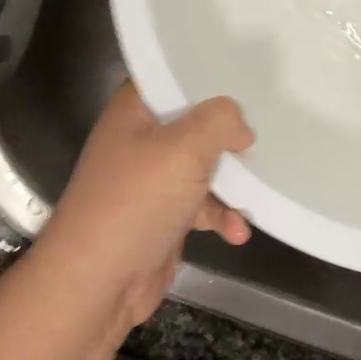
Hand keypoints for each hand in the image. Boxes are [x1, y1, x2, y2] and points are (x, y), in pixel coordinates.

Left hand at [36, 82, 254, 328]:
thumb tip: (240, 127)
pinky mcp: (161, 216)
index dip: (209, 78)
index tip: (249, 79)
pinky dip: (221, 216)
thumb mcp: (184, 148)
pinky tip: (237, 232)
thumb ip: (220, 122)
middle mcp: (139, 139)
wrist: (97, 283)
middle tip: (264, 139)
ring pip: (202, 167)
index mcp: (134, 110)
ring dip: (231, 183)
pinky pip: (200, 205)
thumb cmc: (136, 202)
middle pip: (195, 124)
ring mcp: (149, 180)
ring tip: (253, 197)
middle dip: (229, 135)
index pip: (173, 77)